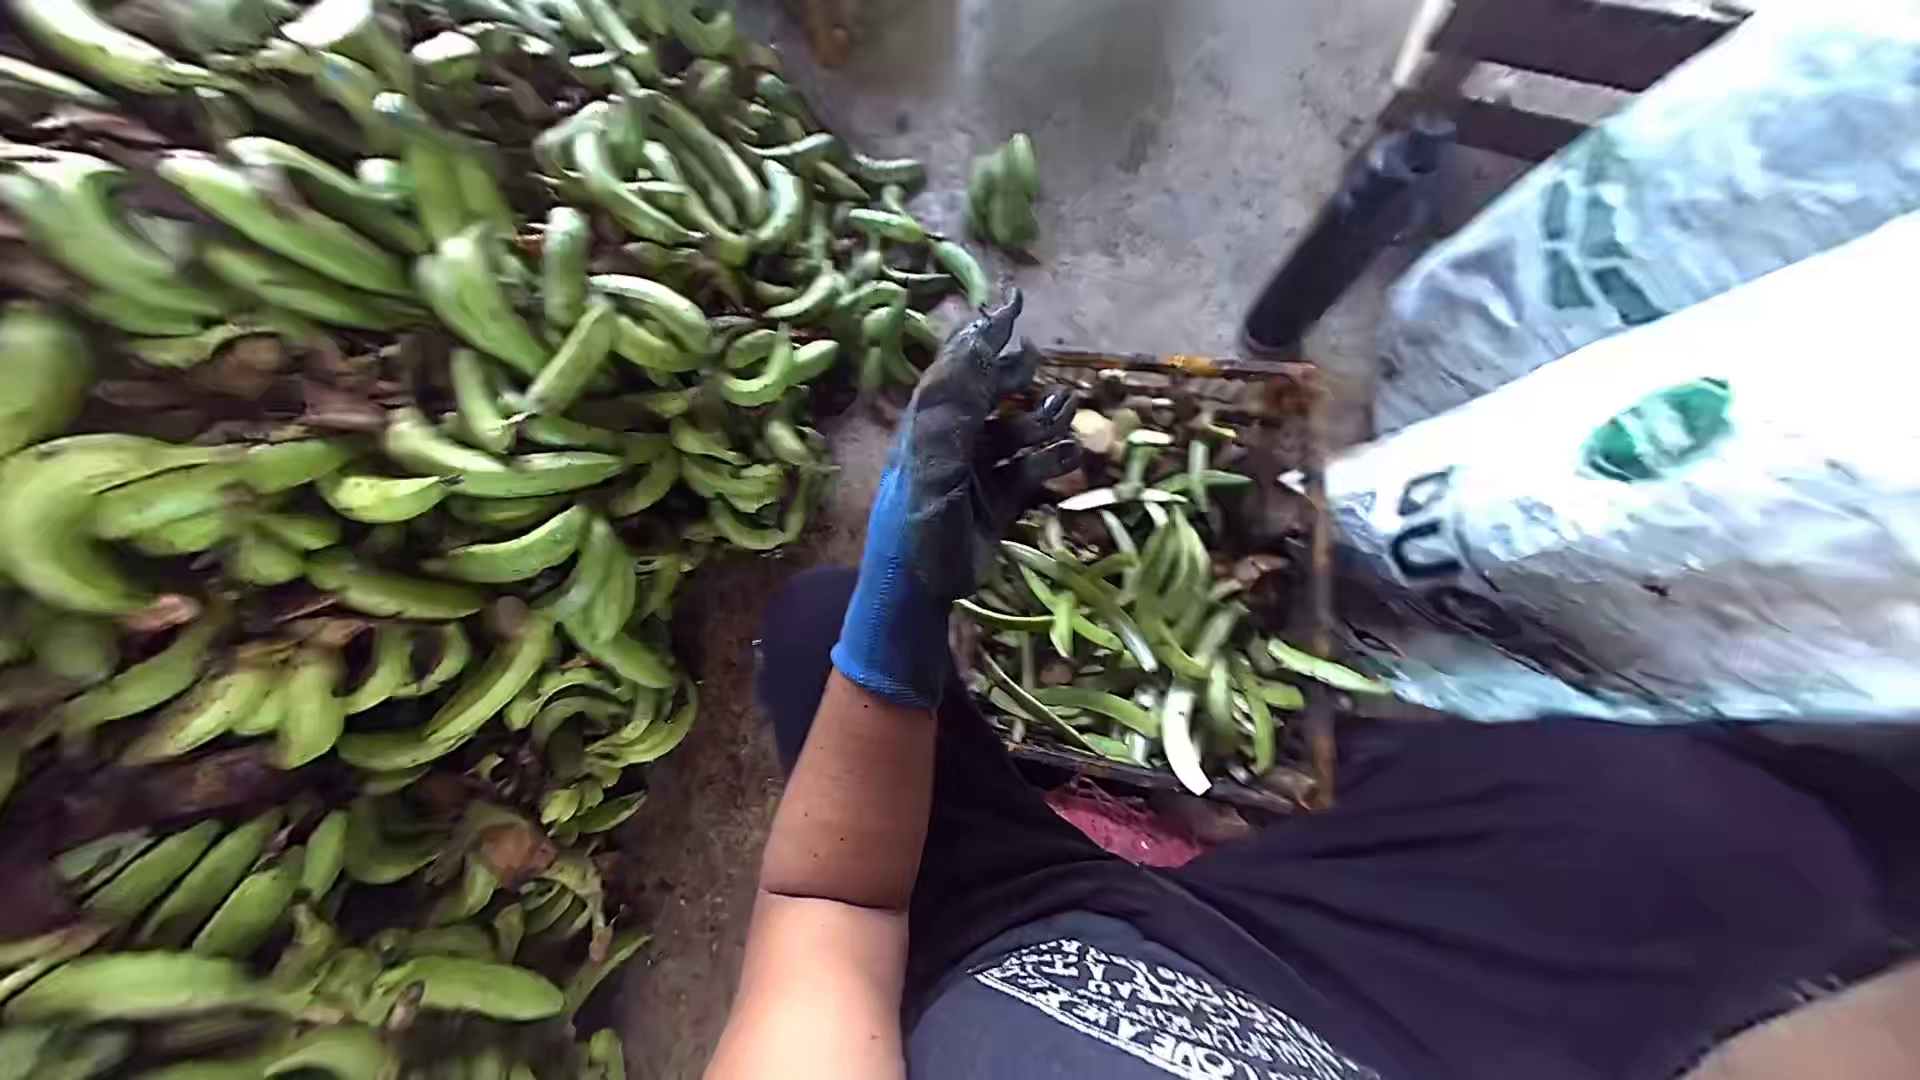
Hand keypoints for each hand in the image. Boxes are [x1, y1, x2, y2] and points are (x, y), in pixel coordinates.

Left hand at [831, 290, 1078, 706]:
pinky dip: (1051, 462)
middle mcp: (956, 441)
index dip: (985, 334)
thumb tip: (975, 341)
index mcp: (931, 425)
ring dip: (1042, 422)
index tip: (1013, 301)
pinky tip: (1067, 457)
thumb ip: (953, 406)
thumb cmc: (915, 526)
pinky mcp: (1000, 500)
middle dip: (1016, 377)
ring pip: (1019, 432)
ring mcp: (979, 471)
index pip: (961, 367)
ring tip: (1065, 417)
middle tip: (1036, 367)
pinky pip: (1031, 471)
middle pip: (993, 395)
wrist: (919, 591)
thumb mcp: (931, 465)